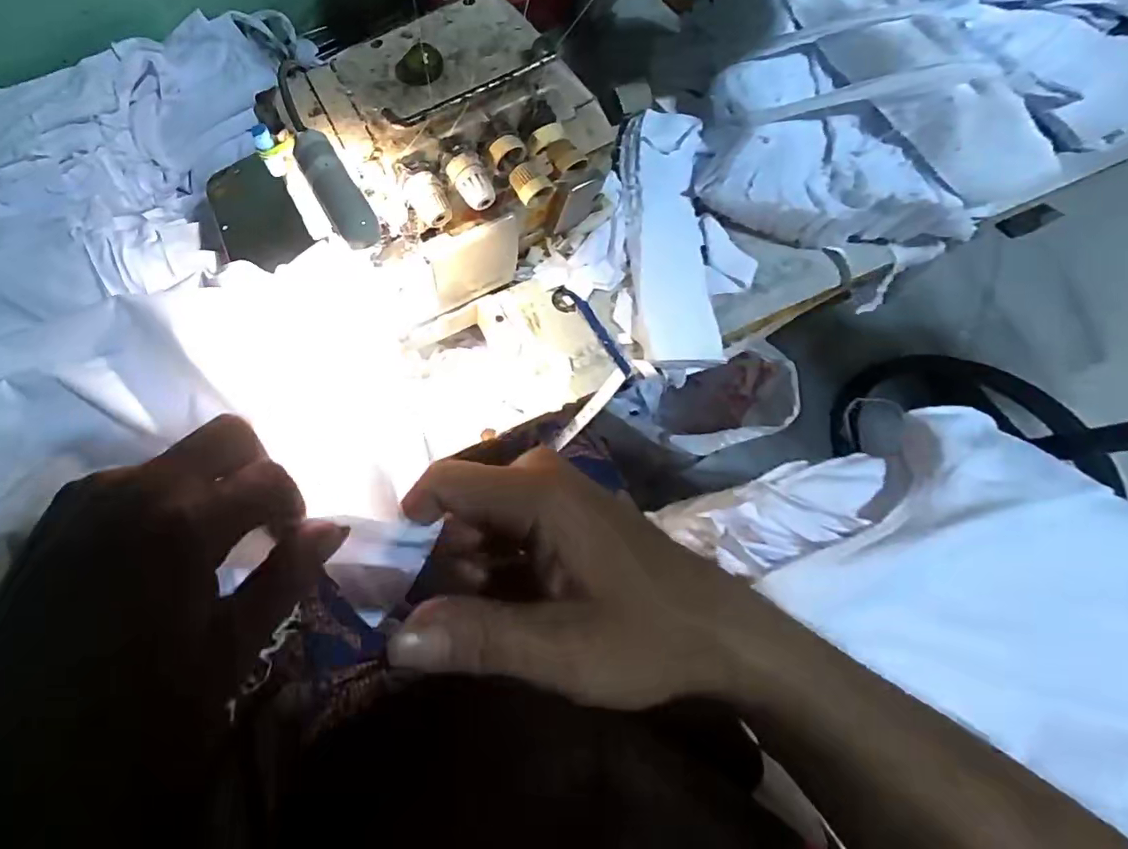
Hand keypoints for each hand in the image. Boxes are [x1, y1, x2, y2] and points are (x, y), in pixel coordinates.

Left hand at [0, 415, 345, 845]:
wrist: (4, 746)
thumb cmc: (130, 713)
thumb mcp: (224, 656)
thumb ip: (283, 579)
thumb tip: (332, 528)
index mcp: (183, 520)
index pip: (268, 475)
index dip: (294, 503)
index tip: (293, 539)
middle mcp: (138, 484)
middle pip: (227, 433)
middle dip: (257, 469)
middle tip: (259, 526)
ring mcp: (95, 488)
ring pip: (179, 454)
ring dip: (209, 485)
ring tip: (205, 548)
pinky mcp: (65, 505)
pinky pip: (135, 479)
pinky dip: (163, 499)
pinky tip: (154, 555)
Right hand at [387, 447, 764, 709]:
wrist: (731, 639)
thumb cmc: (650, 640)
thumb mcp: (562, 652)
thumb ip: (478, 639)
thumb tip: (396, 640)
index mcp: (538, 492)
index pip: (444, 482)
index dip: (411, 524)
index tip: (401, 578)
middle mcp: (540, 475)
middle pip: (459, 502)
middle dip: (447, 558)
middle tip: (462, 613)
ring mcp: (555, 490)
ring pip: (479, 516)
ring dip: (471, 565)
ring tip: (498, 614)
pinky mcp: (565, 510)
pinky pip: (504, 524)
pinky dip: (495, 562)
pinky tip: (517, 602)